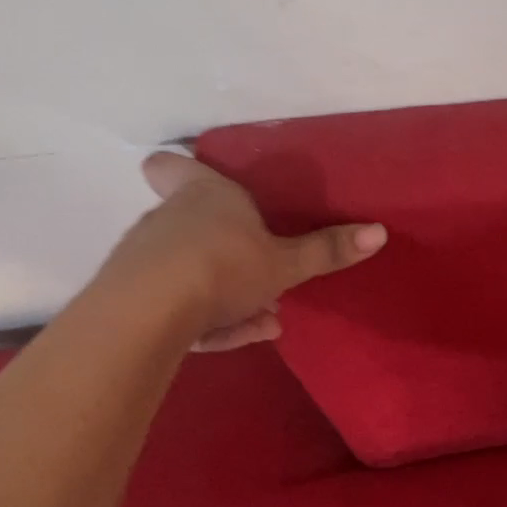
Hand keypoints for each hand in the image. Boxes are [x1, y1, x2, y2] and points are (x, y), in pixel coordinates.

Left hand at [91, 152, 386, 351]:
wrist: (143, 318)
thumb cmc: (222, 268)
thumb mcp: (287, 264)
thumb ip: (328, 250)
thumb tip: (380, 231)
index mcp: (206, 195)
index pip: (175, 165)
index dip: (179, 166)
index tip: (185, 172)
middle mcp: (168, 218)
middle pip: (195, 224)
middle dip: (231, 251)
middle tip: (266, 279)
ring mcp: (143, 257)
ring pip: (190, 269)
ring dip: (225, 294)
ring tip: (259, 322)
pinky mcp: (126, 297)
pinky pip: (174, 303)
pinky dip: (202, 319)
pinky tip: (227, 341)